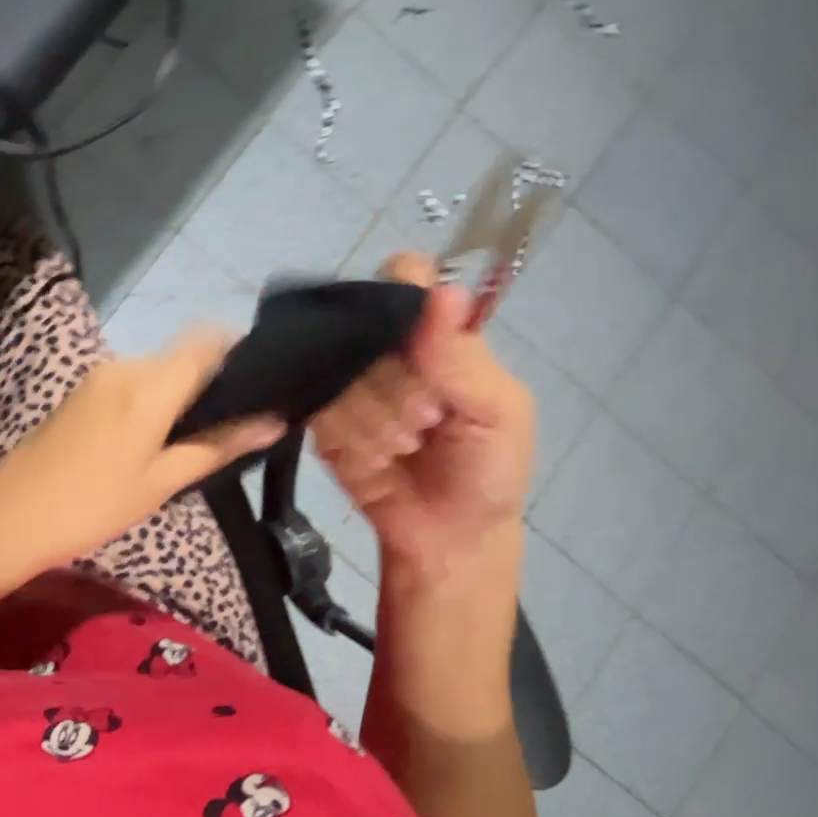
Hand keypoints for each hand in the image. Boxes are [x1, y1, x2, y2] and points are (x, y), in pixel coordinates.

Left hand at [0, 330, 284, 579]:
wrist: (8, 519)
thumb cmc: (91, 506)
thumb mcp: (161, 483)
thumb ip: (217, 447)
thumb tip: (274, 421)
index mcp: (149, 384)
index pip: (206, 340)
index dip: (236, 353)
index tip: (256, 386)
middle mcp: (123, 367)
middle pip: (180, 357)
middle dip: (207, 384)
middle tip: (226, 429)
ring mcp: (95, 379)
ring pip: (154, 373)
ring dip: (175, 397)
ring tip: (186, 443)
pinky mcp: (77, 394)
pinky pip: (127, 385)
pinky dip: (147, 403)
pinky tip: (147, 443)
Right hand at [311, 253, 533, 582]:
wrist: (446, 537)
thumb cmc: (488, 470)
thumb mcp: (498, 412)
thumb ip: (462, 358)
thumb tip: (443, 291)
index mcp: (438, 337)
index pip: (405, 280)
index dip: (398, 288)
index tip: (403, 328)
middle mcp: (388, 354)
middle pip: (365, 333)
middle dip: (397, 382)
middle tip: (428, 420)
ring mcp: (350, 387)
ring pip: (339, 375)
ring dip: (375, 418)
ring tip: (404, 447)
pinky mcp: (322, 422)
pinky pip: (320, 410)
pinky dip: (351, 438)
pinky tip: (375, 459)